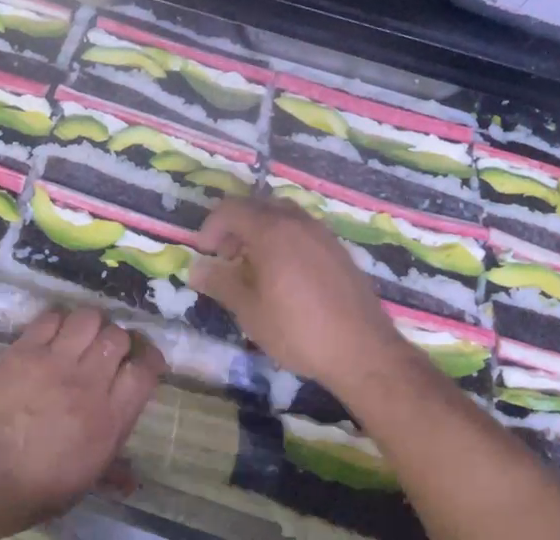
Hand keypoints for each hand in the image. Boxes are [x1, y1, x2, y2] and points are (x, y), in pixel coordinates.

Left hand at [0, 307, 166, 537]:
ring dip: (89, 324)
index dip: (149, 358)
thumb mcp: (80, 485)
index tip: (143, 359)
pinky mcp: (23, 348)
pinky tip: (51, 332)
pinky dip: (57, 320)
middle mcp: (87, 383)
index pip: (143, 372)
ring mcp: (54, 361)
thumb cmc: (32, 488)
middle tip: (106, 349)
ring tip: (80, 335)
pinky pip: (50, 317)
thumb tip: (130, 478)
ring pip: (87, 318)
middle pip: (117, 337)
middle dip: (117, 339)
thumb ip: (110, 470)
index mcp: (108, 420)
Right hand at [190, 196, 405, 393]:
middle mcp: (297, 222)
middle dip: (235, 227)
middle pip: (257, 207)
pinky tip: (286, 277)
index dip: (211, 227)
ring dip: (261, 232)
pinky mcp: (339, 251)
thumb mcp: (250, 311)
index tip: (205, 254)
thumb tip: (196, 269)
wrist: (363, 351)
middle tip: (227, 258)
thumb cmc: (298, 330)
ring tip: (255, 267)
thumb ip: (220, 283)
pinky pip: (303, 231)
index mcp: (271, 230)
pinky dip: (285, 241)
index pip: (231, 210)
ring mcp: (322, 234)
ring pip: (282, 217)